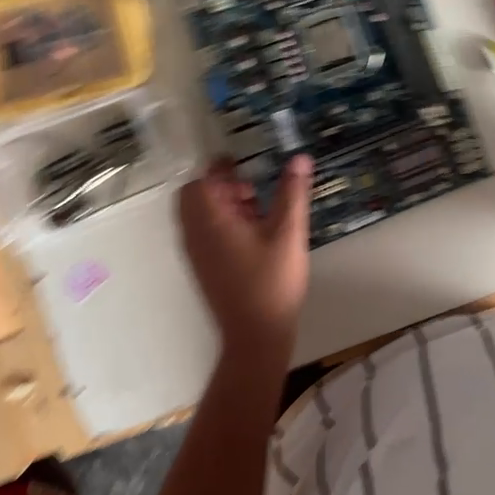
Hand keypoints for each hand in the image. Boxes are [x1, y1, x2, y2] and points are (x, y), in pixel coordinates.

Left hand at [178, 155, 312, 359]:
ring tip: (257, 206)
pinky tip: (255, 232)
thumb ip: (292, 193)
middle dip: (219, 185)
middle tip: (250, 185)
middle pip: (194, 198)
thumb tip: (300, 158)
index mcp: (210, 223)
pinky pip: (206, 235)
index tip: (241, 161)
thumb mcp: (288, 232)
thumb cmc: (272, 281)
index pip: (198, 183)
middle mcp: (195, 236)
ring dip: (223, 204)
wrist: (256, 336)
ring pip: (200, 217)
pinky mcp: (206, 269)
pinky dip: (223, 223)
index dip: (217, 168)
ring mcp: (198, 255)